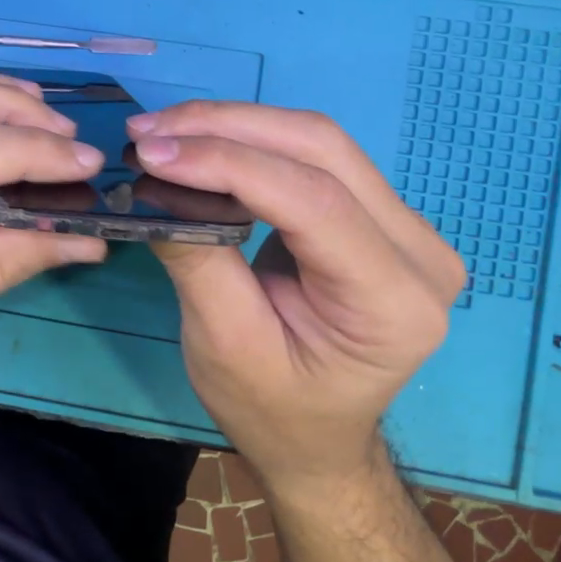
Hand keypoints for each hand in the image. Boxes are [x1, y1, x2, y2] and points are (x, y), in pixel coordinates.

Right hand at [126, 102, 465, 491]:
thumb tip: (155, 186)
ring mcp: (403, 227)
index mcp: (393, 300)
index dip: (226, 163)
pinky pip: (307, 155)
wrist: (313, 436)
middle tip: (143, 132)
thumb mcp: (223, 344)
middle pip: (321, 150)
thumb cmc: (270, 406)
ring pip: (314, 140)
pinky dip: (241, 139)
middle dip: (223, 127)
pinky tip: (192, 144)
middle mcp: (418, 250)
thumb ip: (198, 260)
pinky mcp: (373, 214)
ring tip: (155, 133)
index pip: (312, 201)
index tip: (148, 153)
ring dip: (228, 124)